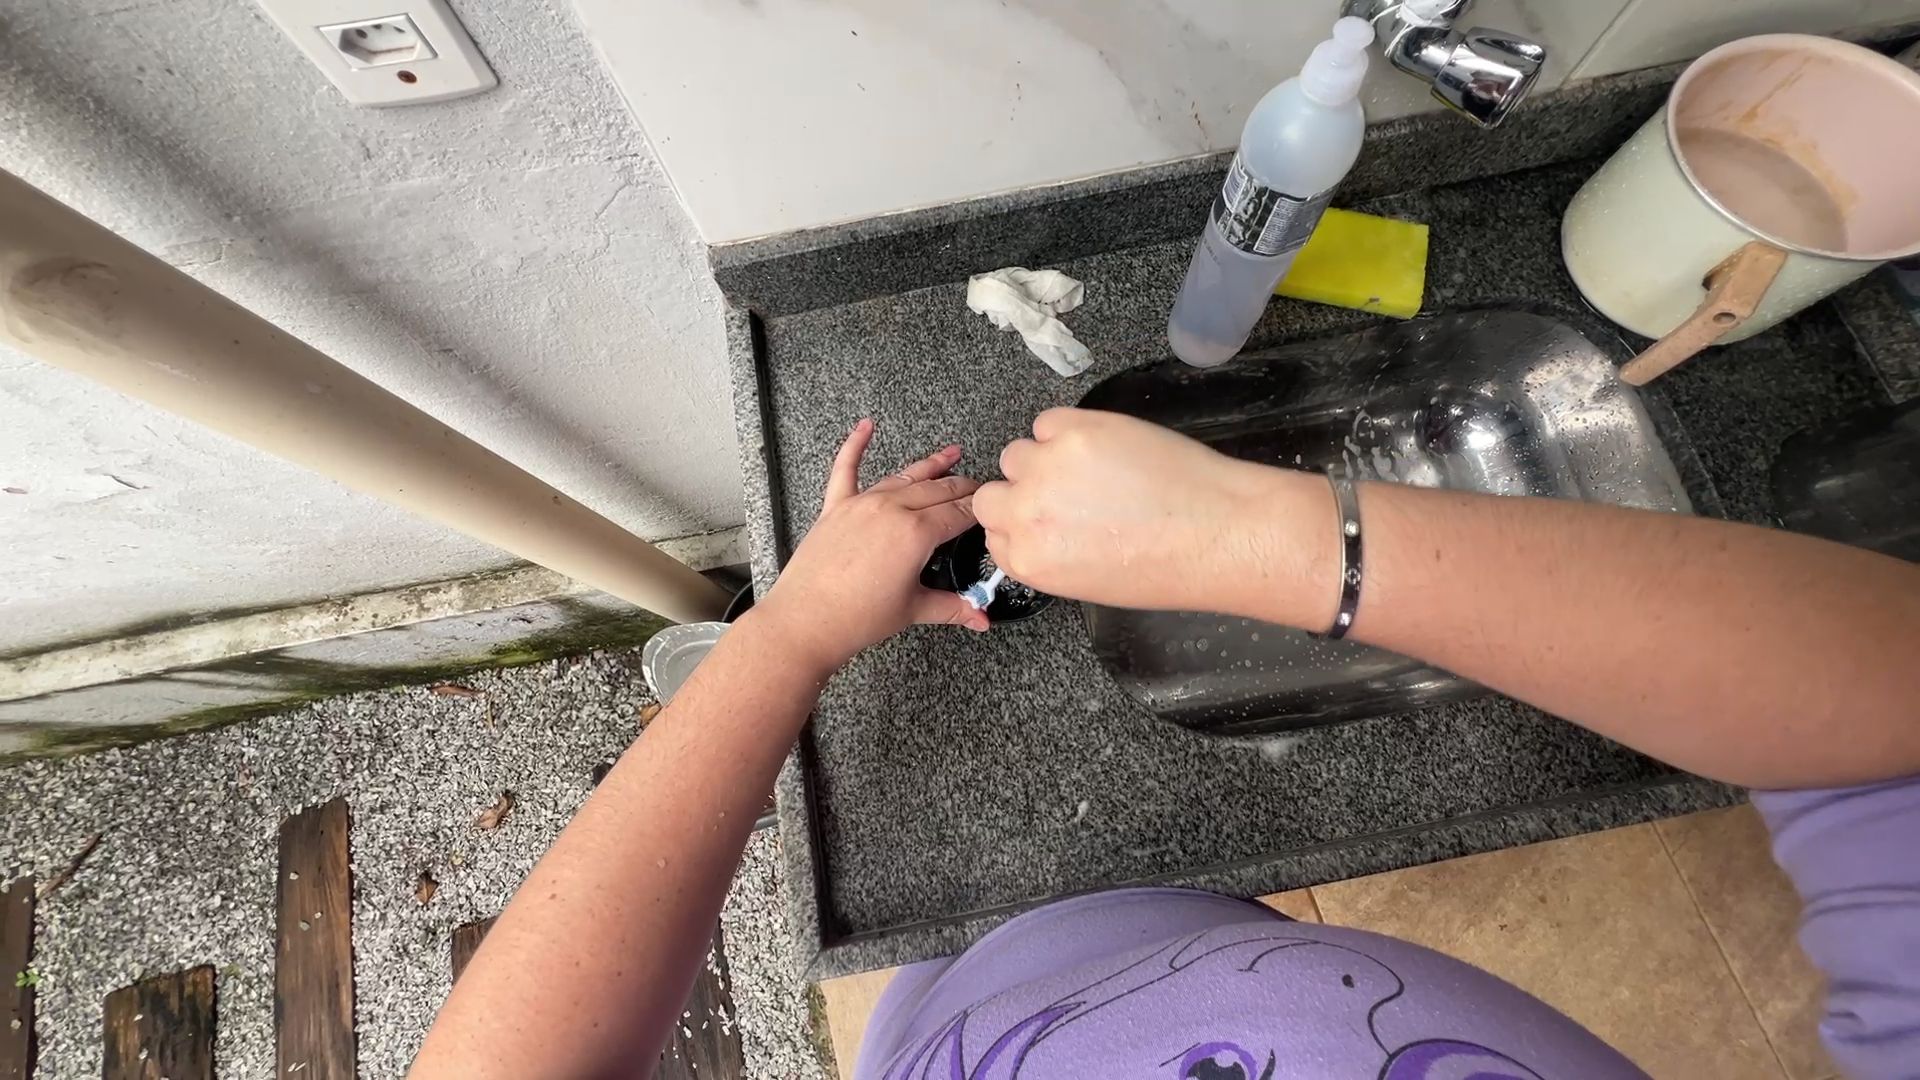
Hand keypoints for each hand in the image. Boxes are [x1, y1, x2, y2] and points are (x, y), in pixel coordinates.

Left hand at [750, 419, 989, 676]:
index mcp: (915, 533)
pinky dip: (855, 445)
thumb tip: (979, 617)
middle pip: (937, 490)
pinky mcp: (836, 508)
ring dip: (931, 465)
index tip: (991, 507)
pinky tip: (865, 427)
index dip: (979, 509)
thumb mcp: (913, 610)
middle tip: (979, 488)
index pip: (959, 513)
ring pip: (904, 476)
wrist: (805, 623)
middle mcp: (890, 510)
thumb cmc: (854, 618)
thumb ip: (953, 608)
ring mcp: (862, 505)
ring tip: (951, 454)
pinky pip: (846, 468)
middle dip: (962, 487)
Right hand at [971, 408, 1338, 625]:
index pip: (993, 533)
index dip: (1020, 523)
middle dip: (1021, 492)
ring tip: (1090, 469)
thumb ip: (1048, 552)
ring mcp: (1046, 468)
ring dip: (1044, 458)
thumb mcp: (1089, 580)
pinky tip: (1103, 448)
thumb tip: (1040, 526)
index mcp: (1028, 561)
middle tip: (1062, 493)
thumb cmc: (1167, 567)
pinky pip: (1048, 422)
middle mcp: (1026, 515)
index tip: (1041, 518)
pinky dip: (1067, 431)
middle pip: (992, 493)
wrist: (1218, 534)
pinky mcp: (1075, 430)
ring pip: (1017, 453)